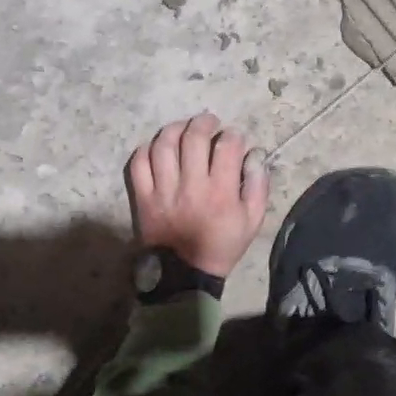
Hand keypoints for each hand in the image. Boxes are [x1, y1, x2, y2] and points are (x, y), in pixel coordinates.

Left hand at [126, 113, 269, 278]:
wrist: (185, 274)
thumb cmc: (222, 246)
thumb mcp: (252, 221)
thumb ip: (257, 186)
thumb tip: (255, 155)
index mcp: (220, 192)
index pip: (226, 146)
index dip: (233, 135)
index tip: (234, 137)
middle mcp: (191, 185)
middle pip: (193, 138)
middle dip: (204, 122)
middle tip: (209, 121)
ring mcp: (163, 190)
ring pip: (164, 145)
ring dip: (175, 129)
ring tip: (183, 128)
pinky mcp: (143, 197)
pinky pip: (139, 163)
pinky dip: (147, 149)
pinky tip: (158, 147)